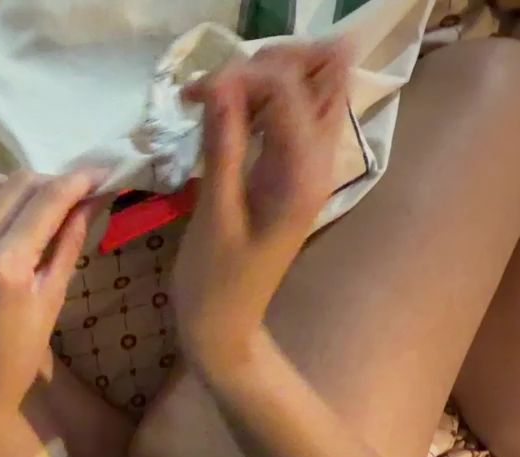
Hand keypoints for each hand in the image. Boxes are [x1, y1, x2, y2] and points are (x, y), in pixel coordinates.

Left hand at [0, 170, 101, 431]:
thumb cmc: (19, 354)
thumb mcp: (52, 299)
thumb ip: (69, 243)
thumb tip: (92, 199)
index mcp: (7, 264)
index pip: (48, 199)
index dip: (79, 180)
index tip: (102, 172)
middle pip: (17, 183)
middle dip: (51, 181)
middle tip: (73, 194)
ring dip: (17, 186)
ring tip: (37, 206)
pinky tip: (1, 215)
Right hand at [172, 43, 350, 365]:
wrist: (225, 329)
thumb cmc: (213, 284)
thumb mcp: (213, 217)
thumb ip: (222, 147)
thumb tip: (219, 83)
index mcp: (302, 173)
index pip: (290, 87)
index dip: (243, 75)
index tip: (195, 93)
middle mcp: (318, 160)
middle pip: (324, 71)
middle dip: (271, 63)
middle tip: (218, 89)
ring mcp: (308, 165)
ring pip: (312, 87)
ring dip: (268, 80)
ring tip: (218, 102)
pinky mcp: (290, 173)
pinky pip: (291, 116)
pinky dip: (262, 104)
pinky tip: (226, 120)